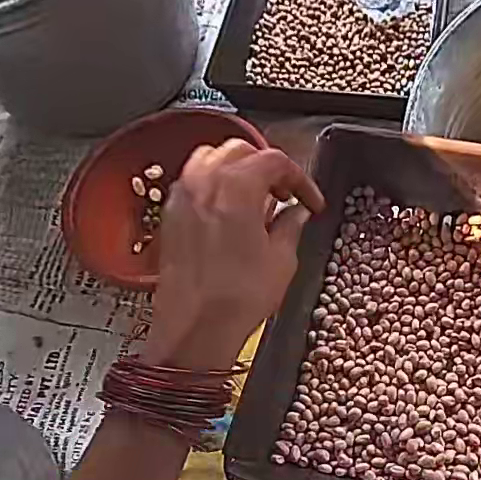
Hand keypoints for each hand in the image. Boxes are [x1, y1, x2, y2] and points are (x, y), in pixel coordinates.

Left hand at [142, 140, 325, 370]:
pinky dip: (215, 186)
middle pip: (241, 151)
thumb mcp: (281, 261)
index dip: (300, 179)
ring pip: (212, 160)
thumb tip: (296, 214)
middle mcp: (204, 182)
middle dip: (267, 168)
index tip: (310, 201)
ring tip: (257, 200)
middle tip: (285, 195)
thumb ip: (290, 227)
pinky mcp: (170, 216)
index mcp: (237, 186)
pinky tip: (230, 213)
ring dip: (238, 171)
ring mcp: (182, 197)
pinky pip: (194, 183)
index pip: (275, 161)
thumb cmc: (236, 299)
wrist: (195, 329)